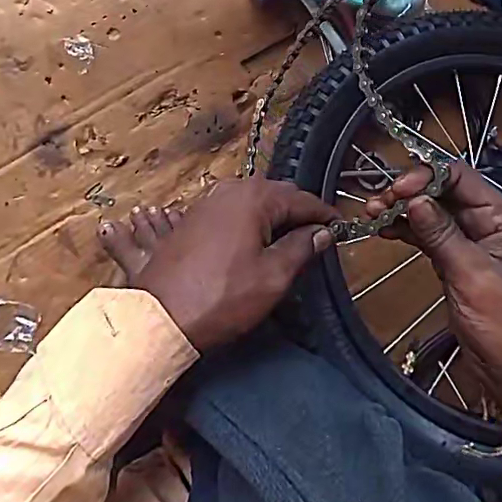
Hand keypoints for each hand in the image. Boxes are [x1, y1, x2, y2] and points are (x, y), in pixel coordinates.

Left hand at [131, 178, 337, 350]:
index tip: (340, 227)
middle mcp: (230, 190)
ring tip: (292, 238)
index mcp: (253, 198)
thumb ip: (301, 248)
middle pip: (276, 193)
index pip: (299, 198)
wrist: (161, 312)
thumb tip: (322, 232)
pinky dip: (252, 218)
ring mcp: (208, 201)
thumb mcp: (272, 276)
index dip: (323, 213)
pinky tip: (258, 239)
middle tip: (320, 234)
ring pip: (253, 199)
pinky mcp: (194, 216)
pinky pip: (233, 208)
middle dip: (299, 211)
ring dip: (275, 214)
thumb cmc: (221, 296)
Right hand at [366, 162, 501, 424]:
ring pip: (430, 212)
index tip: (396, 189)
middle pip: (441, 191)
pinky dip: (405, 230)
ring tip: (372, 213)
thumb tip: (414, 199)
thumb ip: (443, 235)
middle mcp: (485, 224)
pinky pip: (426, 234)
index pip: (459, 178)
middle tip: (377, 203)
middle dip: (407, 192)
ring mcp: (469, 243)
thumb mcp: (475, 278)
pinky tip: (384, 229)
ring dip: (401, 210)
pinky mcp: (454, 262)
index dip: (425, 176)